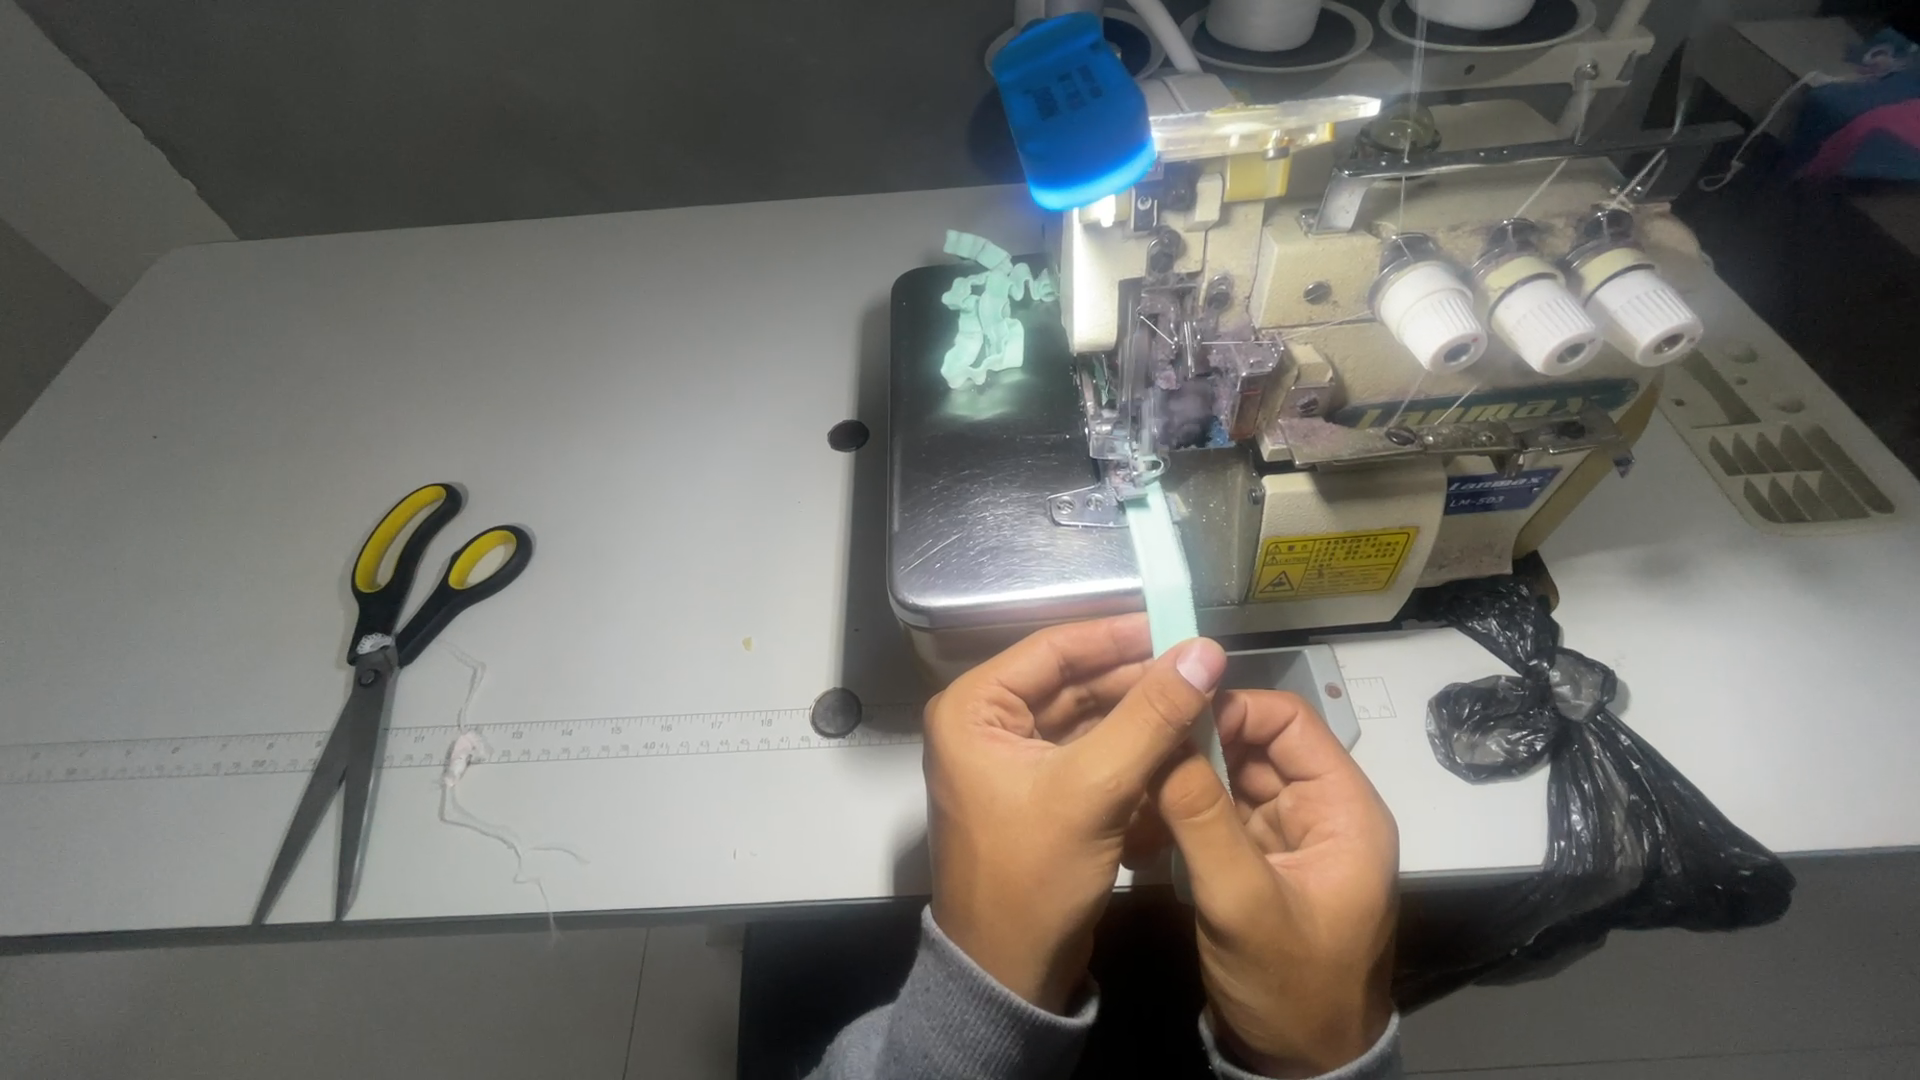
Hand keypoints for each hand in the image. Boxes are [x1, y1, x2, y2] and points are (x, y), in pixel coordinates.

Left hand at [925, 615, 1227, 1012]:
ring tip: (1197, 703)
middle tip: (1199, 670)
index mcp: (975, 707)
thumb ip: (1151, 716)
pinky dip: (1127, 748)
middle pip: (1072, 681)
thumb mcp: (1095, 788)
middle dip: (1135, 678)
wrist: (1008, 975)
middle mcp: (986, 722)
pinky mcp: (1036, 788)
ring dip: (1137, 713)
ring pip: (1085, 716)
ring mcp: (1011, 756)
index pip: (1053, 649)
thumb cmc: (1034, 876)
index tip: (1178, 627)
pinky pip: (1086, 751)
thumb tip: (1204, 651)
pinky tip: (1175, 743)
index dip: (1118, 635)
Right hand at [1154, 690, 1398, 1077]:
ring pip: (1232, 771)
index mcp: (1343, 809)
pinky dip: (1186, 799)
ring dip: (1188, 768)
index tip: (1173, 719)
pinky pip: (1219, 804)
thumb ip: (1202, 816)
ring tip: (1136, 766)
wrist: (1298, 1066)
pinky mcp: (1257, 853)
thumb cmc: (1289, 987)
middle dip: (1200, 739)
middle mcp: (1318, 809)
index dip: (1232, 709)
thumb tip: (1163, 739)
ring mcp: (1286, 832)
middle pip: (1256, 742)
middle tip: (1142, 741)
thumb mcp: (1242, 901)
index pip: (1289, 722)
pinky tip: (1147, 802)